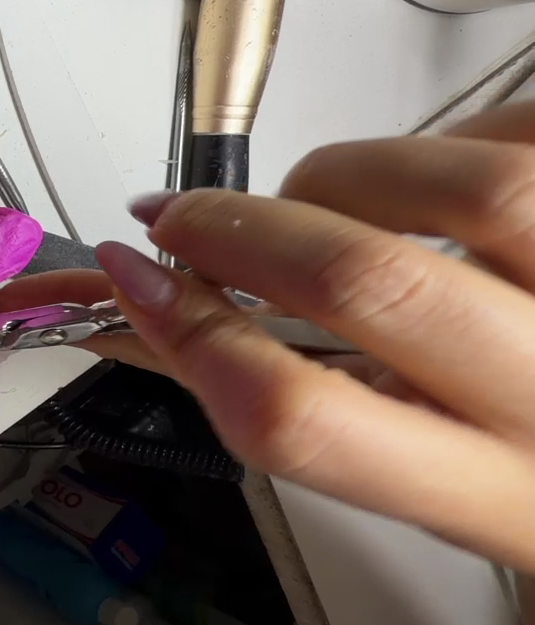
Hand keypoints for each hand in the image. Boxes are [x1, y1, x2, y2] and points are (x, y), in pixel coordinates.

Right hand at [7, 104, 534, 570]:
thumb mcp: (412, 473)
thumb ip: (268, 393)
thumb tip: (137, 311)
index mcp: (490, 490)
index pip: (297, 415)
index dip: (186, 333)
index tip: (129, 277)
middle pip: (369, 283)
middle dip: (231, 228)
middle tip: (181, 215)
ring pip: (471, 190)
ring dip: (341, 176)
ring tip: (324, 196)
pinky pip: (528, 133)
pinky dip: (454, 138)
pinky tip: (436, 179)